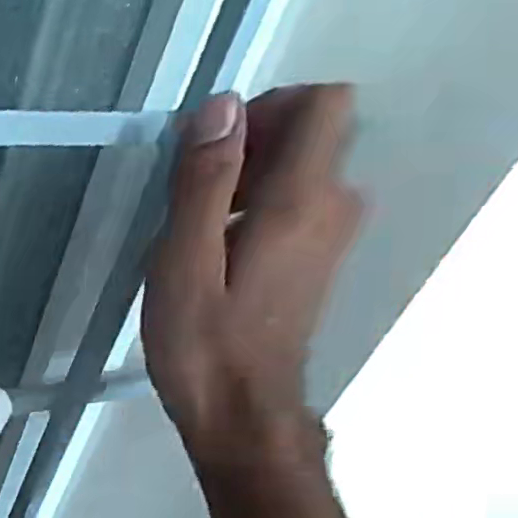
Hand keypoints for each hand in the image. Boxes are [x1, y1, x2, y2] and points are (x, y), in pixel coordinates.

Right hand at [143, 85, 363, 472]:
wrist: (240, 414)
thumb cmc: (202, 347)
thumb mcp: (183, 265)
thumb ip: (202, 185)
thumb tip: (219, 107)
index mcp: (301, 201)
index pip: (320, 104)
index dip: (264, 110)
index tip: (208, 156)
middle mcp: (334, 207)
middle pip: (310, 135)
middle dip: (248, 149)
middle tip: (187, 203)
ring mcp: (331, 237)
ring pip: (300, 173)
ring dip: (246, 185)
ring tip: (191, 237)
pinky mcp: (316, 264)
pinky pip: (294, 208)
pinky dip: (254, 213)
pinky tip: (212, 260)